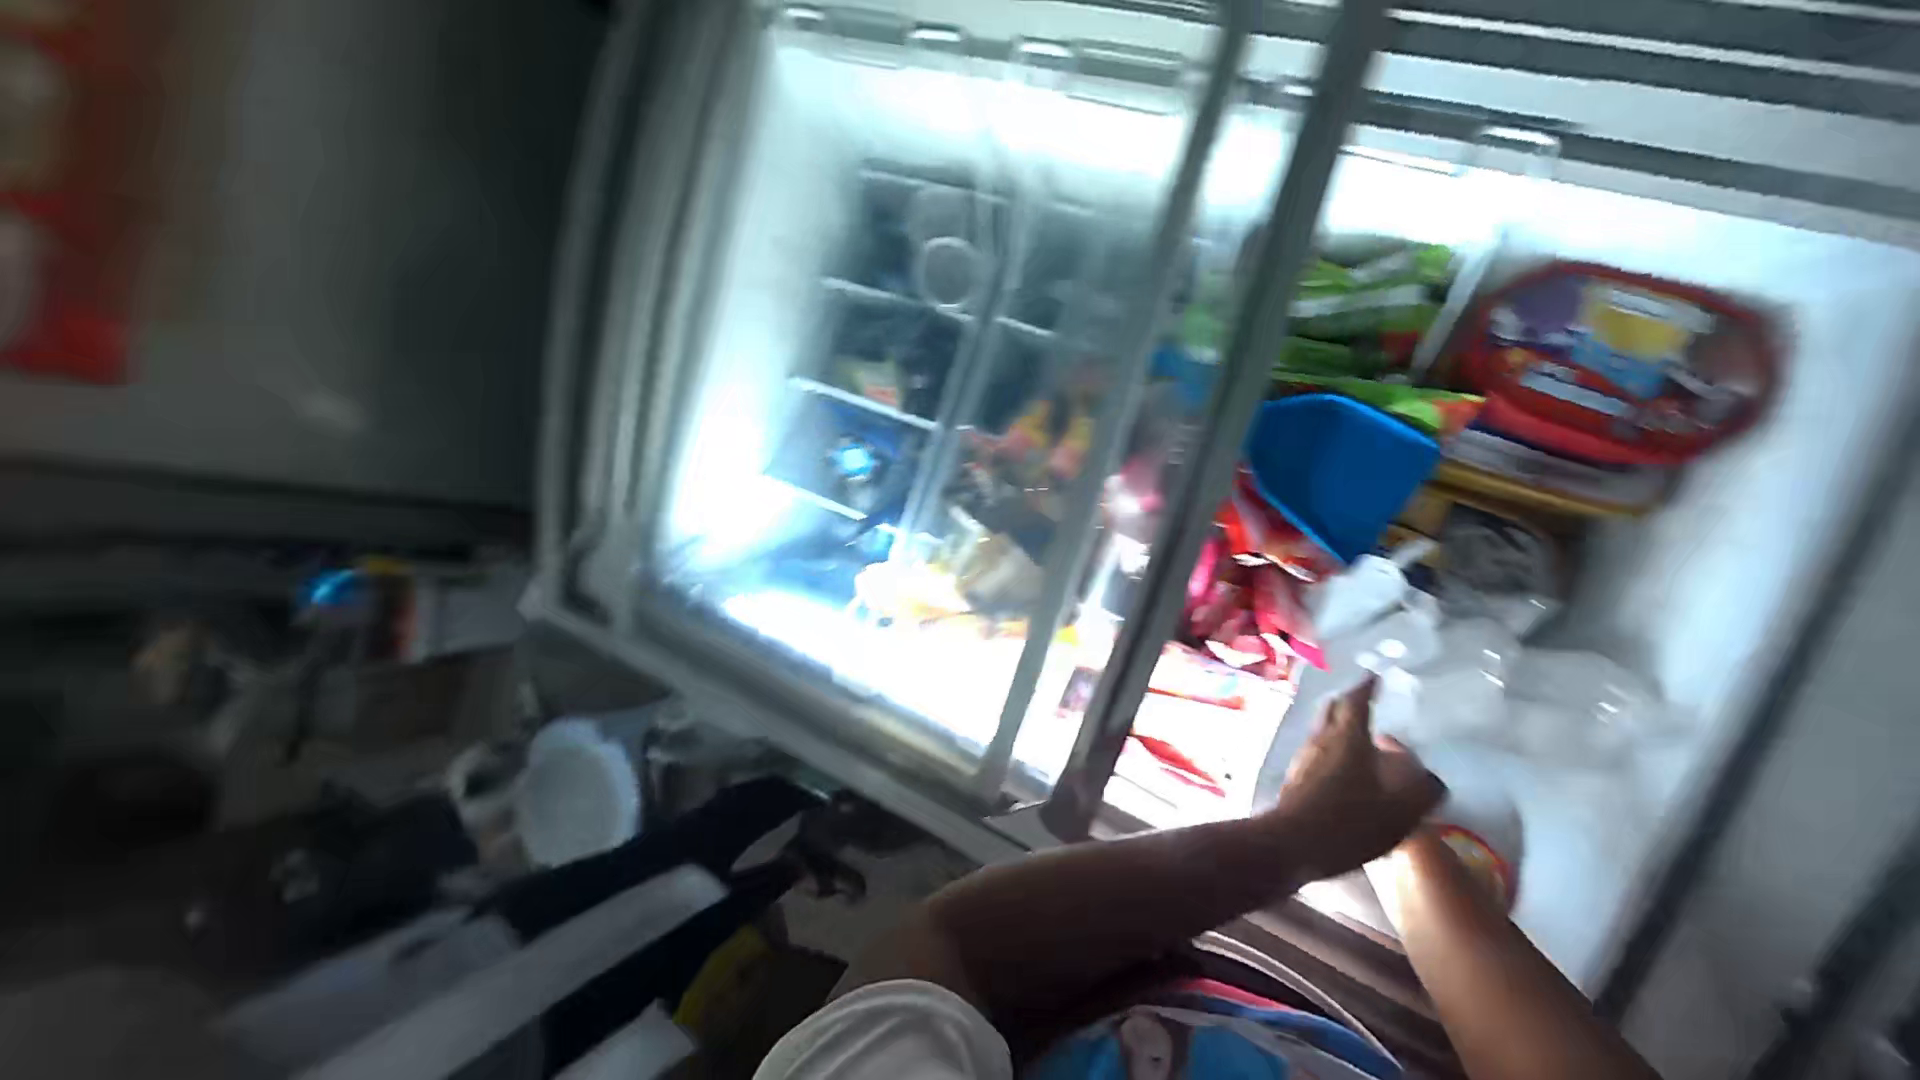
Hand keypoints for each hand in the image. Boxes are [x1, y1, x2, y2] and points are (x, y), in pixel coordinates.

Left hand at [1268, 676, 1445, 881]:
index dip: (1366, 687)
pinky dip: (1331, 749)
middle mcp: (1320, 740)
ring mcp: (1303, 757)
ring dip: (1338, 727)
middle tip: (1363, 700)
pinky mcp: (1295, 776)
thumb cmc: (1350, 822)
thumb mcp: (1401, 810)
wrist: (1293, 842)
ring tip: (1358, 734)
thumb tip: (1431, 778)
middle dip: (1347, 702)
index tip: (1374, 676)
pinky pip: (1317, 752)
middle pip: (1332, 711)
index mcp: (1347, 738)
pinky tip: (1343, 767)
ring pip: (1322, 731)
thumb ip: (1422, 789)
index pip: (1355, 701)